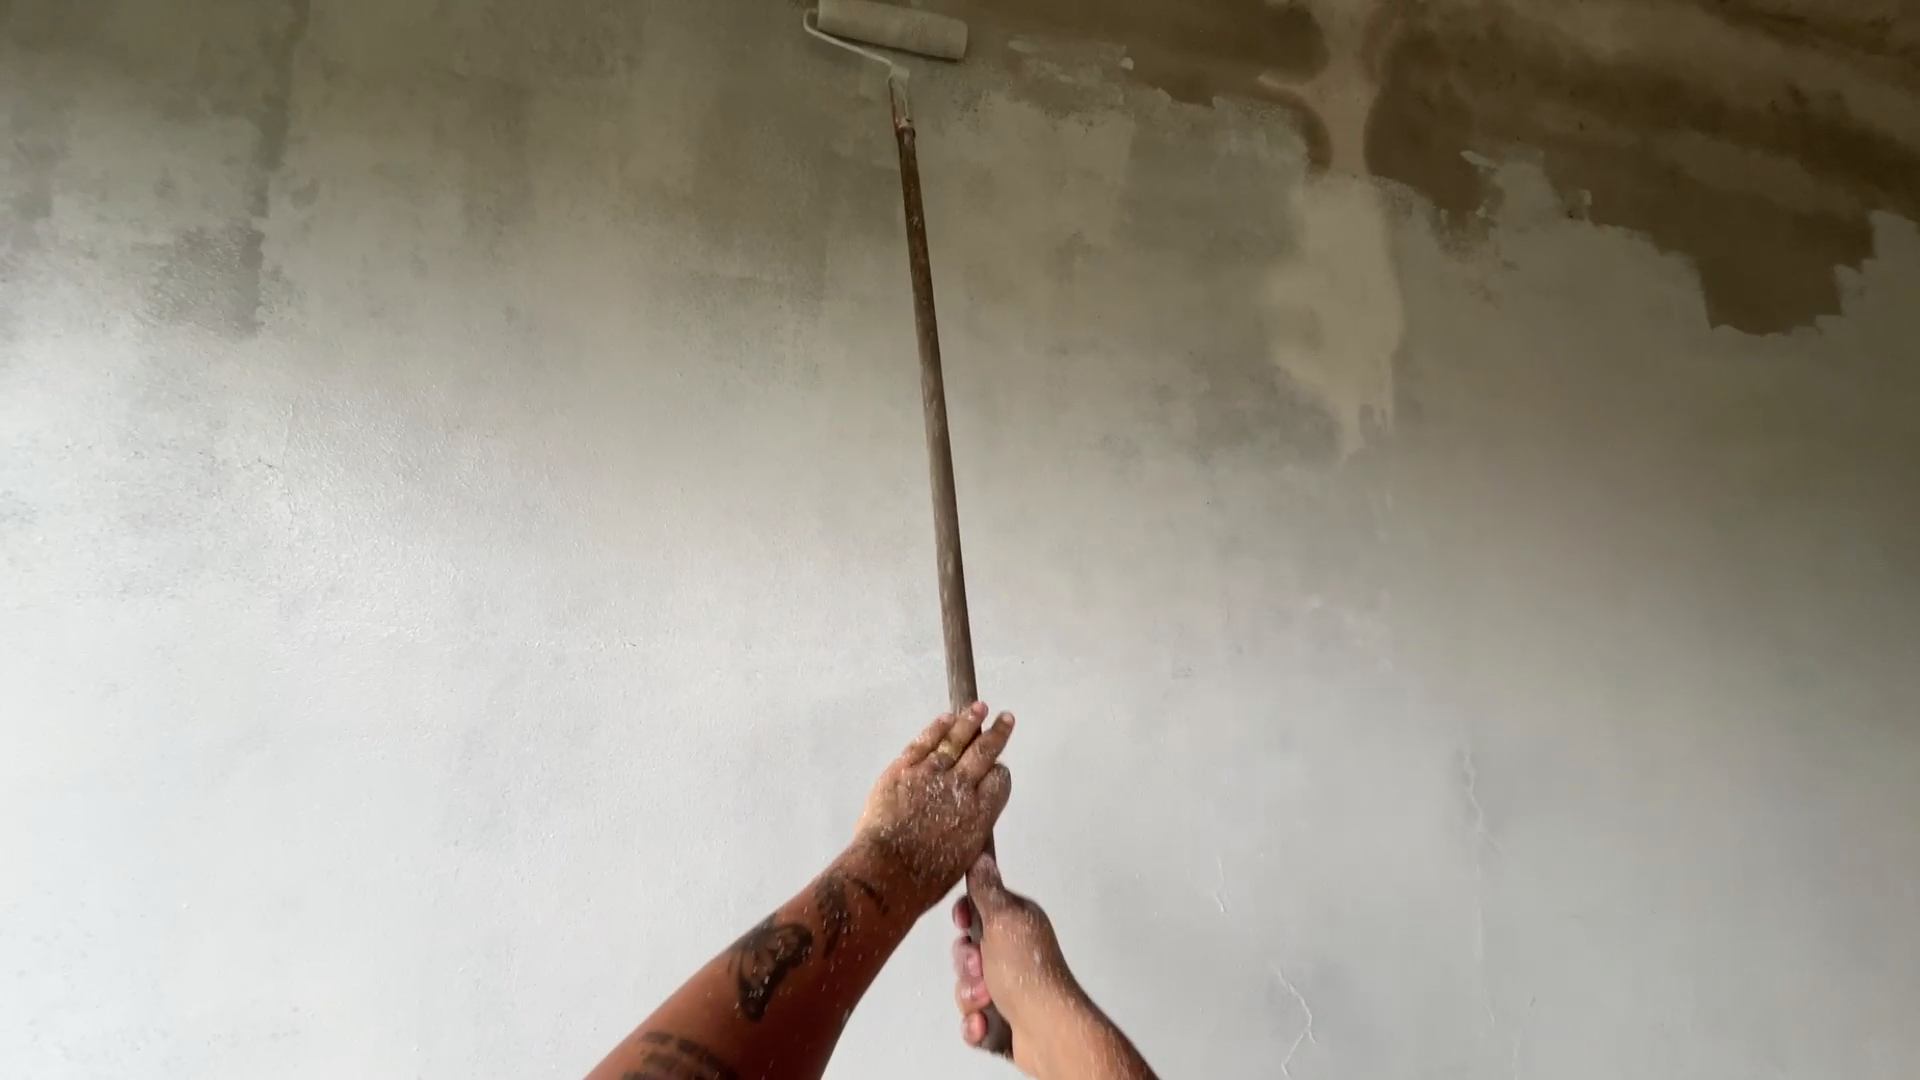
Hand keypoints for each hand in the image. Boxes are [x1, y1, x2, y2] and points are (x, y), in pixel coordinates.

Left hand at [855, 704, 1014, 911]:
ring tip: (980, 707)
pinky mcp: (903, 768)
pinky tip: (947, 718)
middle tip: (1006, 717)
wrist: (886, 872)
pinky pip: (924, 742)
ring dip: (970, 721)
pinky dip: (937, 727)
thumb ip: (973, 829)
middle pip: (985, 751)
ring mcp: (931, 773)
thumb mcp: (965, 858)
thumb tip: (973, 816)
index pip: (999, 779)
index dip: (999, 772)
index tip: (998, 768)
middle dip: (997, 733)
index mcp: (980, 812)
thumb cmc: (926, 877)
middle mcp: (960, 787)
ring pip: (955, 739)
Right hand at [951, 854, 1085, 1075]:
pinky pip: (972, 1018)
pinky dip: (976, 1024)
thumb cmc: (1028, 971)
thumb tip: (981, 856)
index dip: (965, 915)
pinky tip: (985, 1024)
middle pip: (966, 949)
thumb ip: (986, 889)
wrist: (1047, 1032)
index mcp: (1016, 922)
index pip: (979, 907)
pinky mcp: (1001, 1021)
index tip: (963, 921)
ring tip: (988, 1000)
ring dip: (970, 995)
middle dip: (966, 962)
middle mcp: (1012, 951)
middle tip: (981, 968)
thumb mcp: (1003, 918)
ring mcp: (1007, 987)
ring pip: (966, 985)